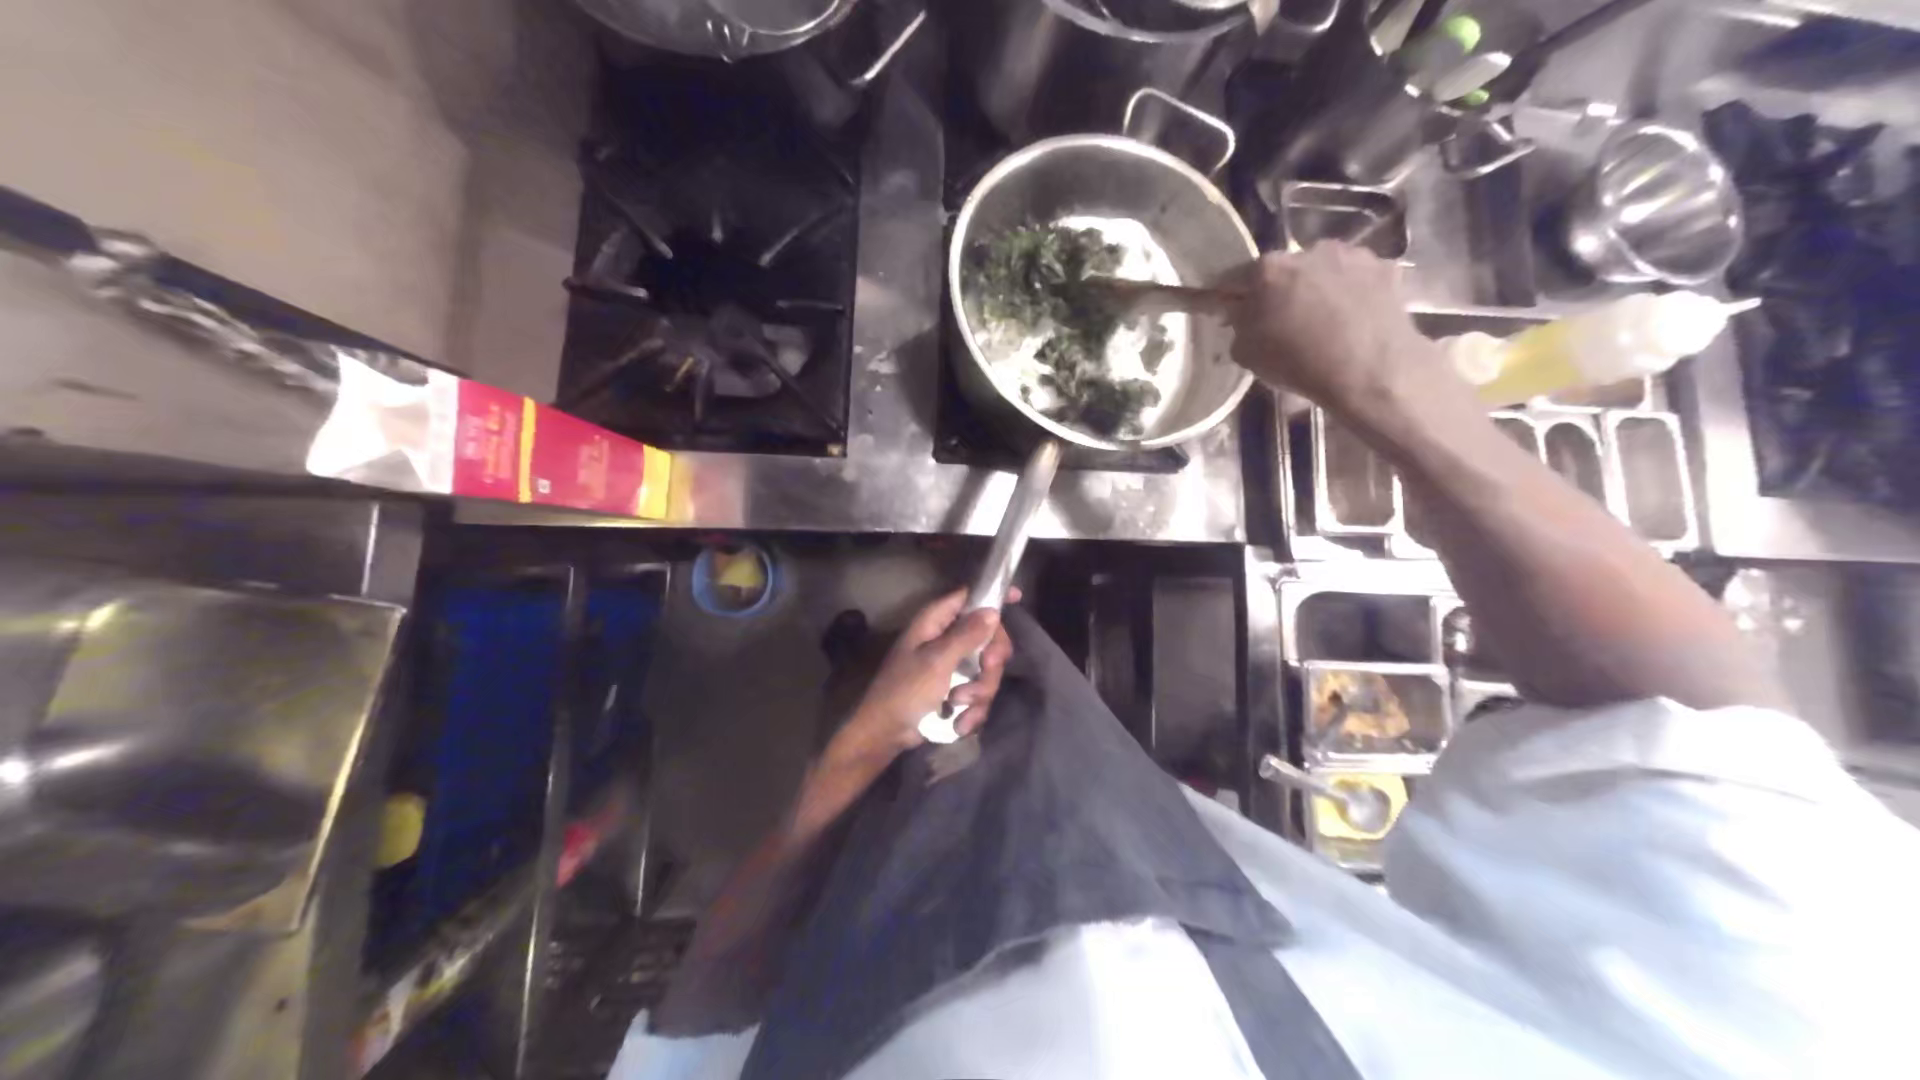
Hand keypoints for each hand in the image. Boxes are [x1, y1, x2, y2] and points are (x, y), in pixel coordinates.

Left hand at [835, 588, 1019, 762]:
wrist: (886, 734)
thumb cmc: (906, 690)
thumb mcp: (937, 661)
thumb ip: (966, 635)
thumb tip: (992, 611)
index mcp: (935, 622)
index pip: (968, 597)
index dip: (992, 596)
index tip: (1018, 598)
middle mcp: (945, 639)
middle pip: (988, 636)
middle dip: (990, 660)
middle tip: (987, 669)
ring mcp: (952, 666)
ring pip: (986, 670)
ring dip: (979, 691)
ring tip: (959, 703)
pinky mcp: (955, 690)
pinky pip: (978, 693)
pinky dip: (973, 709)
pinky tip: (960, 722)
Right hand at [1225, 243, 1470, 420]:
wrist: (1369, 369)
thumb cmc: (1297, 361)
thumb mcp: (1246, 353)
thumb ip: (1239, 324)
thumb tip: (1242, 313)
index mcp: (1267, 269)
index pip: (1237, 277)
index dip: (1234, 296)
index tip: (1235, 313)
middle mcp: (1307, 251)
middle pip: (1284, 269)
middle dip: (1280, 290)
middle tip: (1284, 321)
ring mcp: (1351, 255)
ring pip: (1323, 269)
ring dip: (1319, 287)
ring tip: (1325, 320)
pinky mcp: (1385, 267)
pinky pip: (1357, 278)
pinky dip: (1353, 292)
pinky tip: (1355, 319)